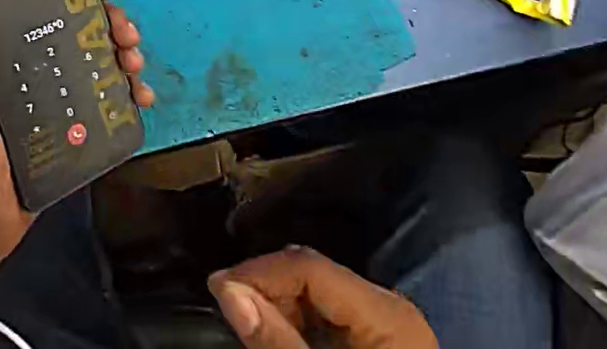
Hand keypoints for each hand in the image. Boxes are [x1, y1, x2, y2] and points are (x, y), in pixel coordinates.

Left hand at [0, 0, 153, 281]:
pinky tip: (141, 96)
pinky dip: (127, 93)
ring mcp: (52, 96)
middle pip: (75, 29)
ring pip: (96, 59)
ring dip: (122, 52)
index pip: (36, 6)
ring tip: (133, 62)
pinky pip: (105, 100)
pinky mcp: (72, 126)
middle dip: (107, 22)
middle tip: (125, 32)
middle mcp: (27, 66)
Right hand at [208, 246, 436, 348]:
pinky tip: (279, 340)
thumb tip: (227, 292)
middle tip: (226, 308)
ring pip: (319, 295)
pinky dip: (300, 326)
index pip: (309, 266)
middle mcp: (390, 308)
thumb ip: (277, 343)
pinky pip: (331, 319)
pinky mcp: (383, 344)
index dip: (259, 271)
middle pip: (313, 275)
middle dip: (266, 287)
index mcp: (385, 314)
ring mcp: (389, 326)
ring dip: (280, 306)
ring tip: (248, 325)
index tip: (216, 288)